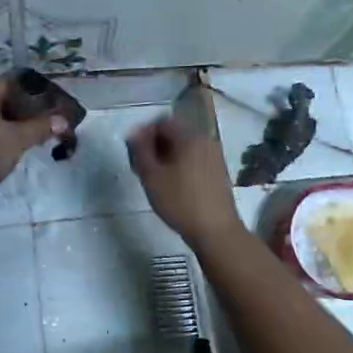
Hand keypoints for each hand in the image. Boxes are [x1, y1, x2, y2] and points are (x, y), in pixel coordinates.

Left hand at [0, 76, 65, 203]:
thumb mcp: (16, 140)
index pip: (12, 82)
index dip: (35, 91)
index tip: (52, 104)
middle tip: (46, 121)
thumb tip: (63, 120)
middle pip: (1, 99)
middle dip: (25, 110)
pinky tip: (11, 147)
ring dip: (11, 124)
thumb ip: (40, 127)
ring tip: (33, 135)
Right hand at [127, 117, 241, 245]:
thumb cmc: (180, 201)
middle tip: (141, 166)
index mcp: (190, 137)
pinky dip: (180, 166)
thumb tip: (134, 133)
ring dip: (167, 157)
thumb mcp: (151, 176)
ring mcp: (214, 157)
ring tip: (154, 178)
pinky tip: (172, 185)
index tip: (134, 153)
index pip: (163, 122)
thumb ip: (140, 151)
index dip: (144, 133)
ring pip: (185, 148)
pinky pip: (194, 160)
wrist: (215, 230)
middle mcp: (205, 141)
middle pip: (175, 134)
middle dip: (155, 146)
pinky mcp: (218, 173)